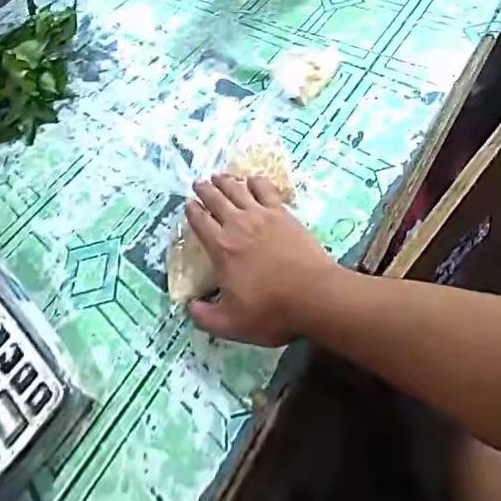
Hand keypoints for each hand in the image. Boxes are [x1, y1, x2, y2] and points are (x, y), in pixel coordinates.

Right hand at [184, 174, 341, 346]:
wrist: (312, 293)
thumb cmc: (270, 310)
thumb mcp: (230, 324)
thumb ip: (204, 316)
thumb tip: (190, 306)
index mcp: (222, 248)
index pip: (201, 223)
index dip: (192, 212)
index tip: (188, 204)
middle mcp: (238, 225)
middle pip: (217, 200)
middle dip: (205, 190)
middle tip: (198, 183)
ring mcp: (263, 215)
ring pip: (239, 190)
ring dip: (226, 181)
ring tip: (219, 176)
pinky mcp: (283, 213)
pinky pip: (266, 189)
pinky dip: (256, 181)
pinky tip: (253, 179)